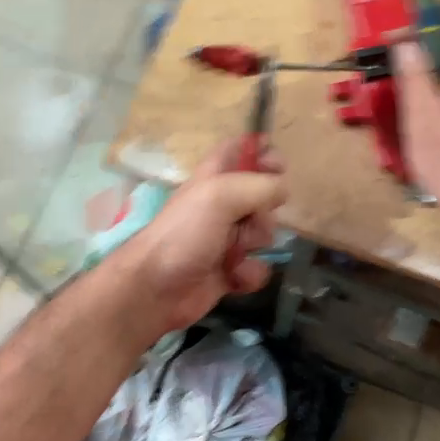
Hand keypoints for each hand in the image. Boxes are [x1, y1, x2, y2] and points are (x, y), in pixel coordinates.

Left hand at [113, 138, 287, 334]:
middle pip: (263, 195)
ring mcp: (226, 238)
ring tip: (236, 252)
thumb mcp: (220, 196)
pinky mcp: (230, 270)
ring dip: (257, 243)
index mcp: (213, 177)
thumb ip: (259, 186)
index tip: (279, 166)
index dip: (261, 152)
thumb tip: (283, 188)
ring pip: (265, 233)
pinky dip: (250, 273)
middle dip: (266, 209)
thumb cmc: (184, 234)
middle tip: (251, 217)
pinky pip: (258, 266)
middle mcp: (221, 205)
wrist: (156, 290)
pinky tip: (235, 277)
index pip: (240, 150)